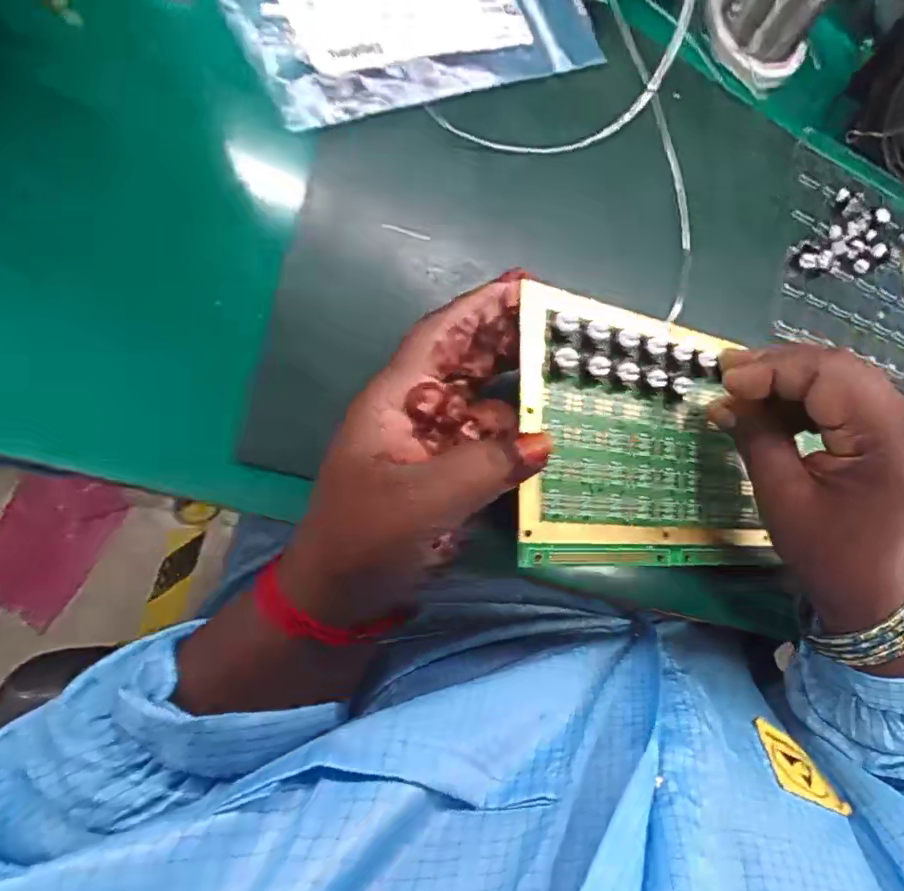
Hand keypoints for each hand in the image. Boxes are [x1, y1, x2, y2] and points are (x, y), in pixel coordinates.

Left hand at [281, 271, 552, 624]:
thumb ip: (485, 467)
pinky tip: (545, 438)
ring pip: (480, 404)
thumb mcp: (423, 500)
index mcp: (395, 401)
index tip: (525, 284)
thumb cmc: (365, 538)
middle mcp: (415, 415)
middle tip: (559, 327)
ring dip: (517, 390)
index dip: (479, 308)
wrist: (340, 593)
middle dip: (506, 341)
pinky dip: (515, 439)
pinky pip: (487, 446)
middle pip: (464, 364)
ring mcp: (432, 448)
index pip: (439, 338)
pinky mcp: (446, 479)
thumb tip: (546, 441)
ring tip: (563, 378)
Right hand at [707, 346, 903, 665]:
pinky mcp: (893, 432)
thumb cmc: (827, 553)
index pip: (827, 374)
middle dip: (778, 369)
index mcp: (886, 436)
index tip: (726, 379)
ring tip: (744, 394)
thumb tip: (724, 403)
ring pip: (841, 379)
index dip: (772, 370)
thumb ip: (757, 440)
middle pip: (837, 369)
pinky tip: (773, 410)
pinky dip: (807, 400)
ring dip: (789, 382)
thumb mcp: (783, 497)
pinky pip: (846, 399)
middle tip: (728, 376)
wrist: (869, 591)